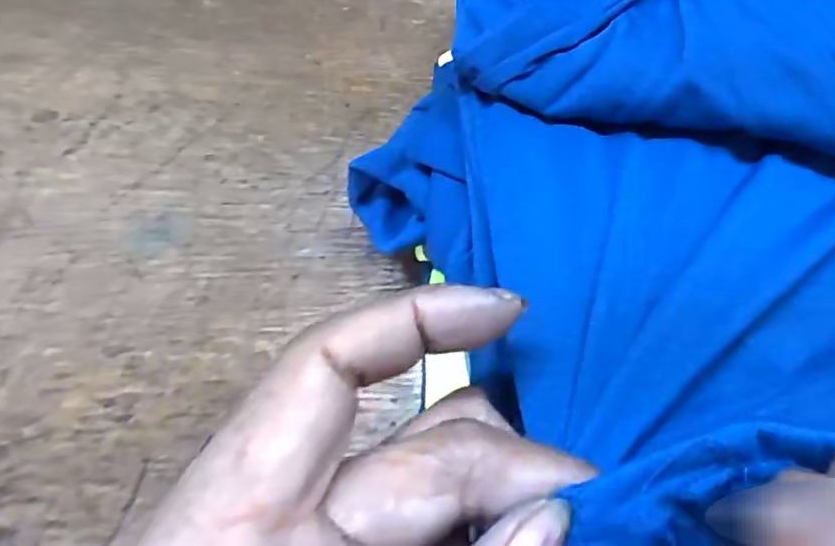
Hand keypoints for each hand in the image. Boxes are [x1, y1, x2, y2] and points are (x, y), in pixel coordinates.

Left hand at [138, 284, 595, 545]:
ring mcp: (343, 544)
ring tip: (584, 515)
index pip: (326, 370)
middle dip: (519, 464)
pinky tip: (543, 529)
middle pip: (433, 443)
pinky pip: (464, 524)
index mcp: (238, 524)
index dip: (420, 317)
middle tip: (595, 502)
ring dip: (523, 492)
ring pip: (461, 476)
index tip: (514, 311)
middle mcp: (296, 519)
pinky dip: (506, 524)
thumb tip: (555, 513)